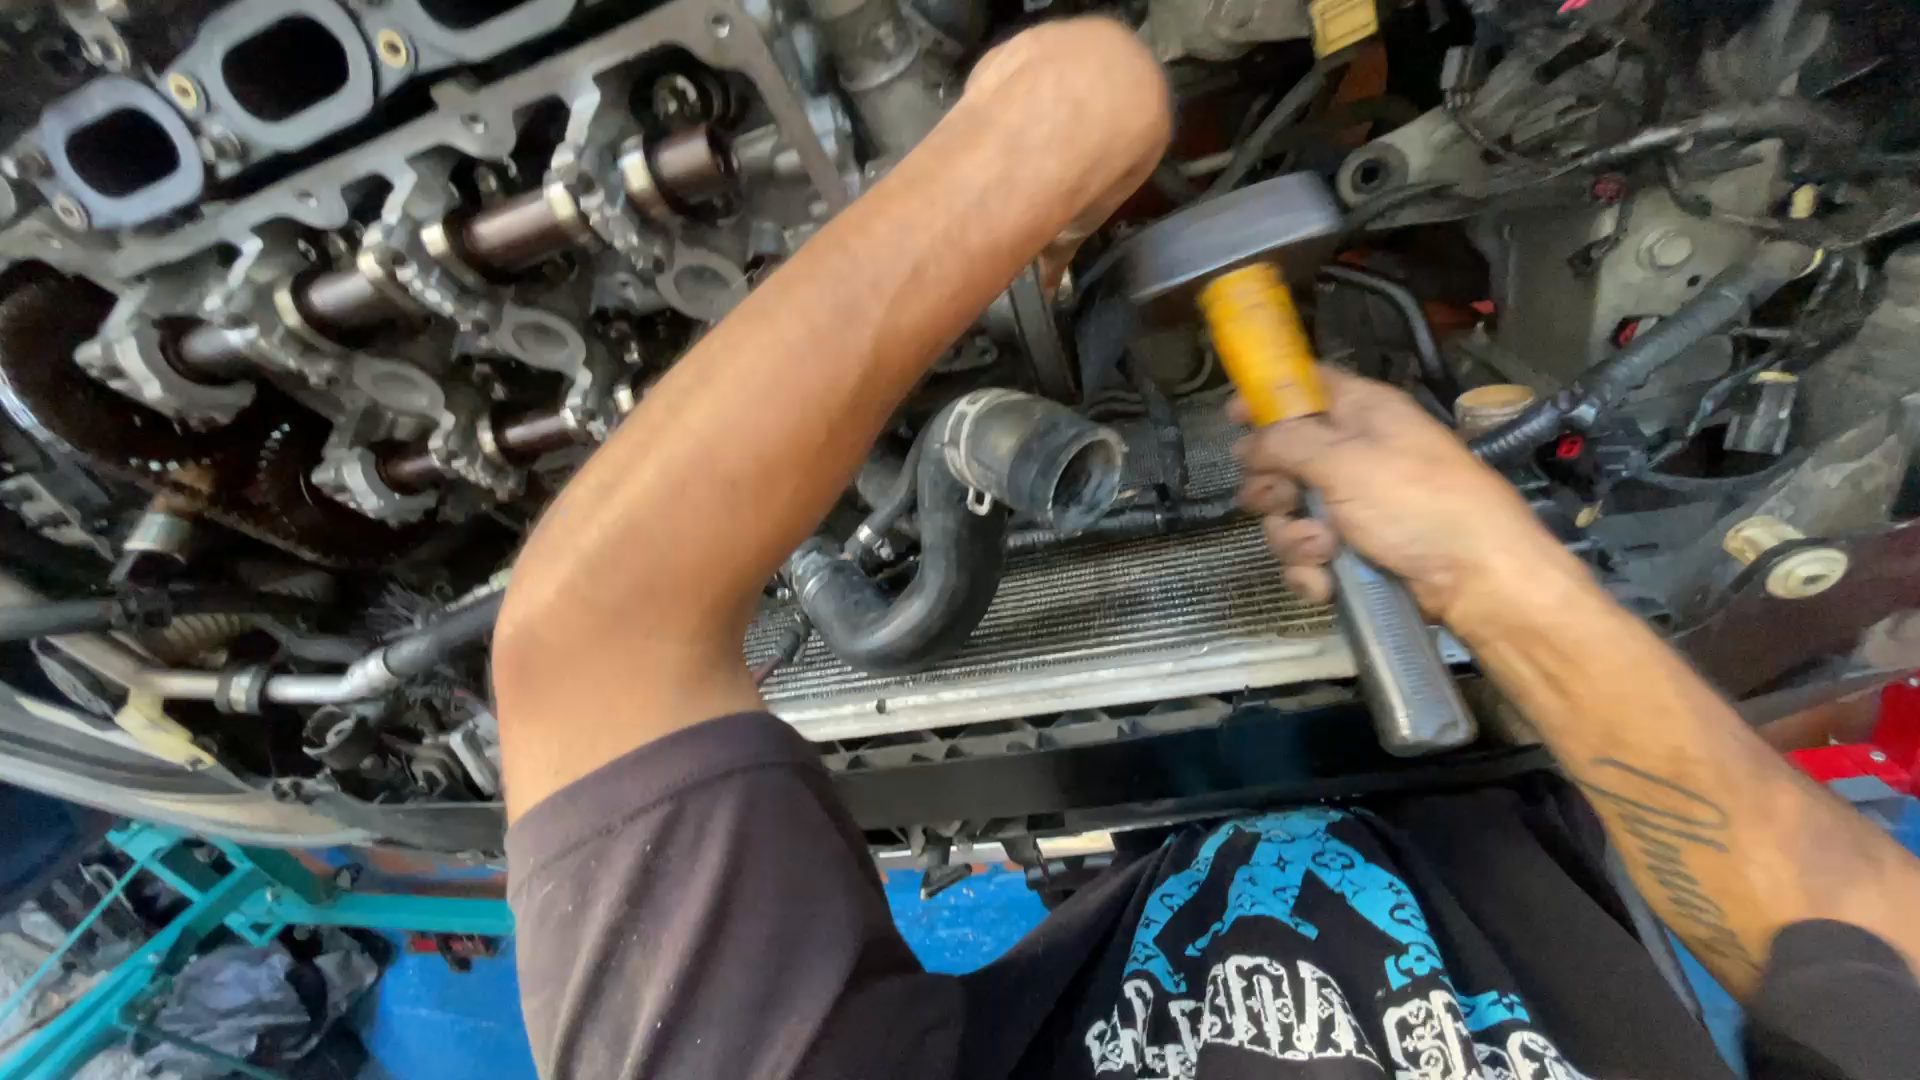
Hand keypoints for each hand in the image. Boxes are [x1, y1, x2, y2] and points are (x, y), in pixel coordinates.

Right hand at [1231, 367, 1575, 628]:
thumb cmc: (1419, 504)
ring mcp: (1349, 507)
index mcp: (1362, 416)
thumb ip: (1286, 443)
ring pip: (1285, 514)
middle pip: (1280, 459)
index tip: (1233, 415)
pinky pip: (1303, 555)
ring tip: (1322, 547)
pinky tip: (1328, 577)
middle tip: (1282, 498)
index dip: (1267, 396)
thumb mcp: (1348, 462)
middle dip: (1271, 486)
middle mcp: (1352, 457)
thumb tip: (1246, 440)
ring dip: (1293, 536)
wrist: (1475, 579)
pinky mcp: (1348, 551)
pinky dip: (1311, 570)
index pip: (1306, 387)